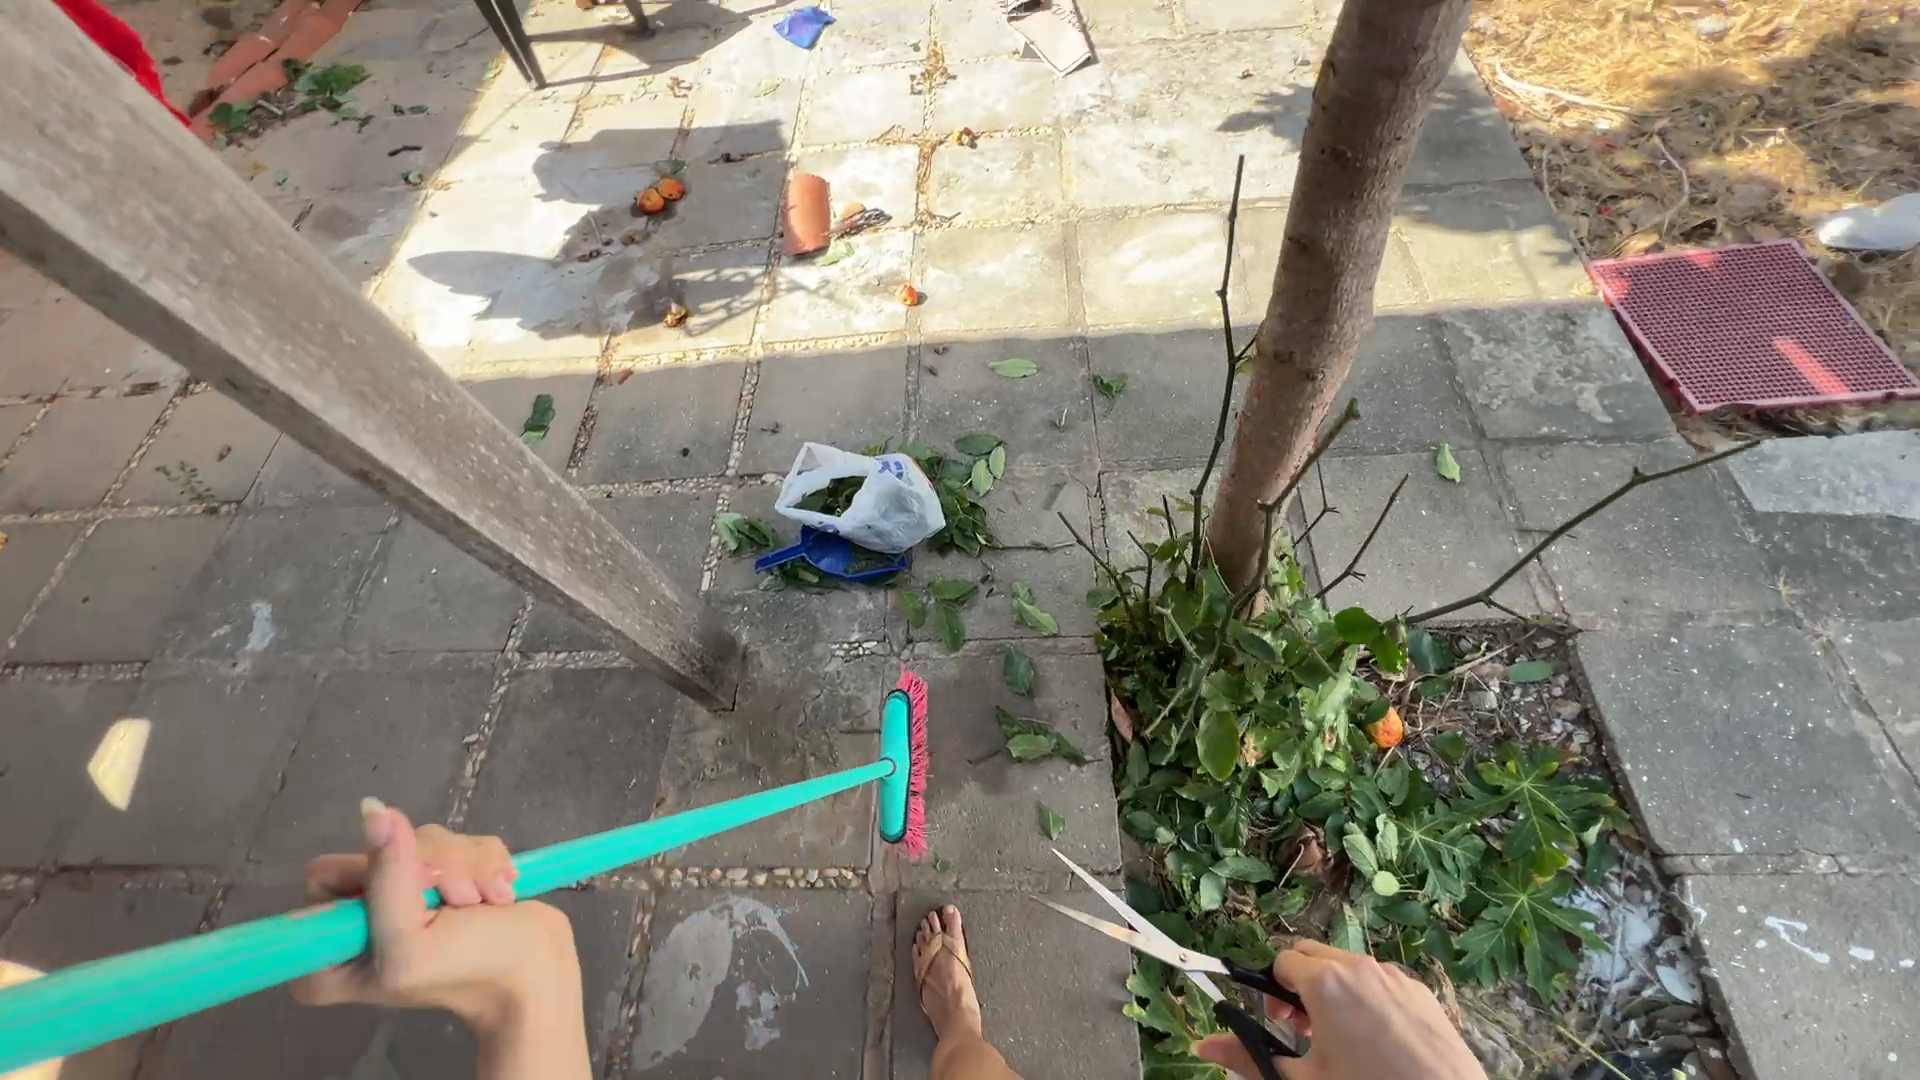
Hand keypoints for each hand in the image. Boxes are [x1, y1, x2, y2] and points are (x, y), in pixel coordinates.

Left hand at [292, 799, 591, 1078]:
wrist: (535, 968)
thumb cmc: (469, 967)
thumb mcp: (412, 937)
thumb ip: (388, 876)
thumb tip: (373, 808)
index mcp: (329, 948)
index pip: (329, 874)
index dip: (378, 872)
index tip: (419, 895)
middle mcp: (363, 918)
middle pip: (387, 848)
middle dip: (438, 868)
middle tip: (464, 899)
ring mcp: (410, 895)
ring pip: (431, 839)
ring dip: (471, 865)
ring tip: (489, 898)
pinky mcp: (450, 875)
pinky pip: (464, 839)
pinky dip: (488, 860)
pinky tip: (499, 889)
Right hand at [1194, 939, 1485, 1079]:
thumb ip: (1248, 1058)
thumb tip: (1202, 1046)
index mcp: (1325, 981)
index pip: (1281, 962)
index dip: (1274, 991)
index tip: (1281, 1024)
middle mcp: (1358, 966)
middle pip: (1312, 955)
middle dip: (1301, 983)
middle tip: (1306, 1031)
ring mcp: (1394, 977)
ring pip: (1347, 965)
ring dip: (1334, 988)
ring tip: (1343, 1038)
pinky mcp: (1423, 993)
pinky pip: (1381, 979)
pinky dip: (1369, 997)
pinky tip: (1380, 1042)